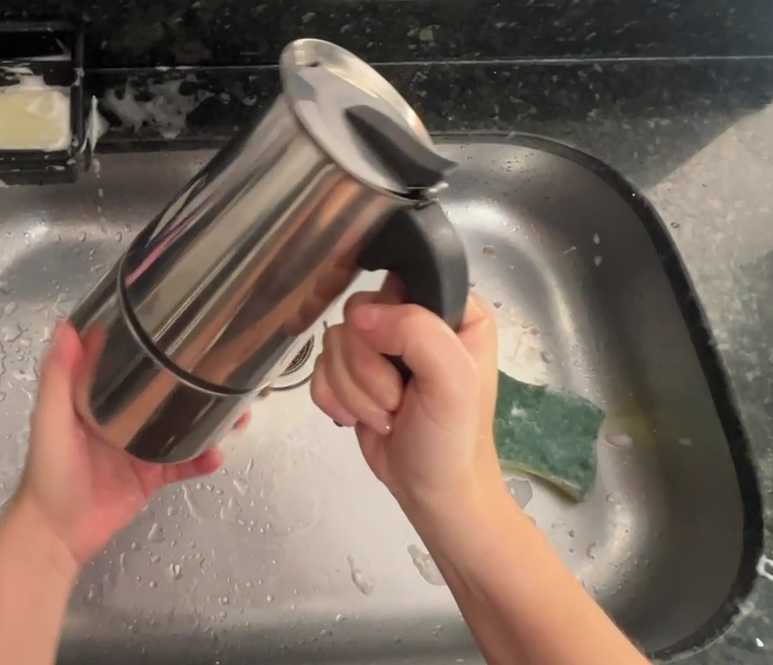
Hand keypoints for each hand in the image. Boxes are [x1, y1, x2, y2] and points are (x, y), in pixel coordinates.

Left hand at [12, 320, 230, 567]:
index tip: (179, 318)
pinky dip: (201, 459)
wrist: (56, 534)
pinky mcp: (151, 476)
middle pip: (163, 390)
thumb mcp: (51, 417)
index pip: (126, 360)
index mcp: (97, 396)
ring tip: (237, 411)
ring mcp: (139, 446)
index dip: (149, 341)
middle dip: (192, 379)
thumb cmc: (49, 470)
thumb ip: (59, 375)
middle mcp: (122, 416)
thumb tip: (66, 325)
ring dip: (208, 417)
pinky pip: (182, 464)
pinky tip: (217, 454)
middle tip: (226, 367)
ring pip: (181, 424)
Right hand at [310, 281, 502, 516]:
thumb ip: (415, 333)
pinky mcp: (352, 371)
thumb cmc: (453, 440)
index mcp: (450, 308)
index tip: (396, 354)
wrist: (434, 495)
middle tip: (396, 399)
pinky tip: (357, 418)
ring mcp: (379, 345)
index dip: (389, 315)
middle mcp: (413, 318)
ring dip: (352, 388)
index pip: (401, 277)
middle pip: (356, 312)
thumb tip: (359, 317)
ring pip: (334, 340)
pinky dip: (333, 396)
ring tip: (385, 415)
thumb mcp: (453, 382)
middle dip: (366, 365)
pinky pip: (319, 365)